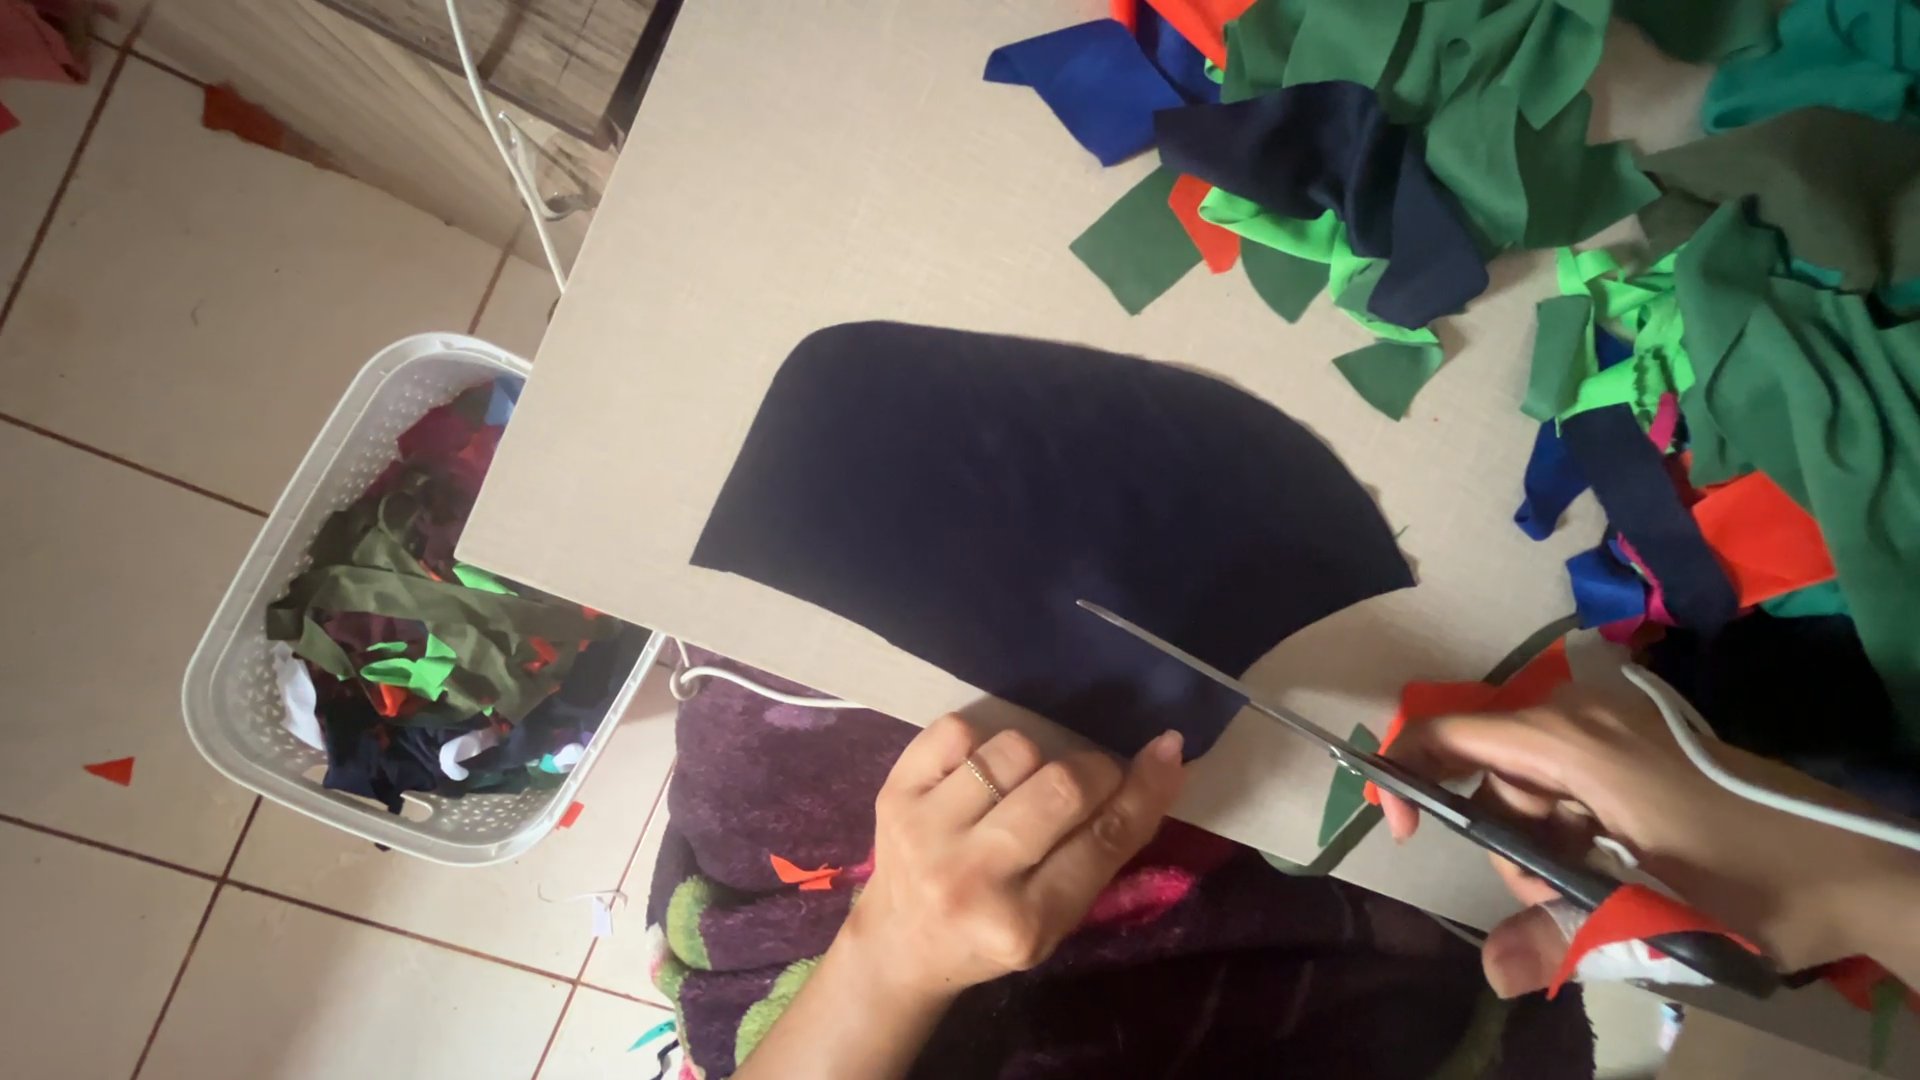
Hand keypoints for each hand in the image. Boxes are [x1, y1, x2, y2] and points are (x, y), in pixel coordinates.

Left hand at [842, 715, 1186, 1000]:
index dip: (1143, 790)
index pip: (1102, 841)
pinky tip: (977, 771)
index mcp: (1024, 925)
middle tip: (1090, 776)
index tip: (1167, 752)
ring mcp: (925, 832)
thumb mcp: (1055, 916)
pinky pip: (957, 729)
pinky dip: (979, 740)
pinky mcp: (893, 793)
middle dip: (1092, 769)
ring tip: (1022, 783)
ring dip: (1033, 757)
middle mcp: (971, 879)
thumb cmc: (990, 933)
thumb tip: (1162, 763)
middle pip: (1061, 786)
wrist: (900, 944)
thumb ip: (1102, 848)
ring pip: (1013, 749)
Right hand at [1379, 684, 1919, 996]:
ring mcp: (1602, 729)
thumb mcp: (1654, 918)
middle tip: (1555, 896)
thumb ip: (1559, 937)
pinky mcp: (1625, 747)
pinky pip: (1561, 785)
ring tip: (1602, 889)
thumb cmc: (1759, 882)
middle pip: (1488, 776)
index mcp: (1564, 738)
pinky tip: (1615, 865)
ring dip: (1542, 845)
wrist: (1877, 871)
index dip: (1405, 775)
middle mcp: (1571, 717)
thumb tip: (1490, 976)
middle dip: (1507, 841)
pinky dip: (1570, 831)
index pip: (1444, 736)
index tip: (1406, 833)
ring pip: (1525, 788)